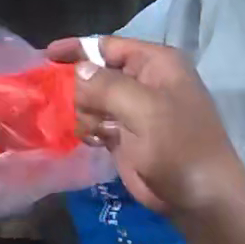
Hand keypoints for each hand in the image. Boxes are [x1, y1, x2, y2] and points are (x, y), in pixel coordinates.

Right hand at [45, 36, 244, 216]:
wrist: (199, 197)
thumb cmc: (178, 145)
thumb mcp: (143, 108)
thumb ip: (106, 86)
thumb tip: (77, 71)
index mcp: (156, 64)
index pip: (109, 46)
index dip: (77, 49)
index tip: (45, 56)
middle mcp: (144, 82)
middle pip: (96, 74)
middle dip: (78, 88)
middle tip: (70, 106)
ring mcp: (134, 111)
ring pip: (92, 101)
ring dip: (82, 113)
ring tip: (89, 129)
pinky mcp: (125, 138)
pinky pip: (96, 124)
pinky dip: (87, 130)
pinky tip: (90, 141)